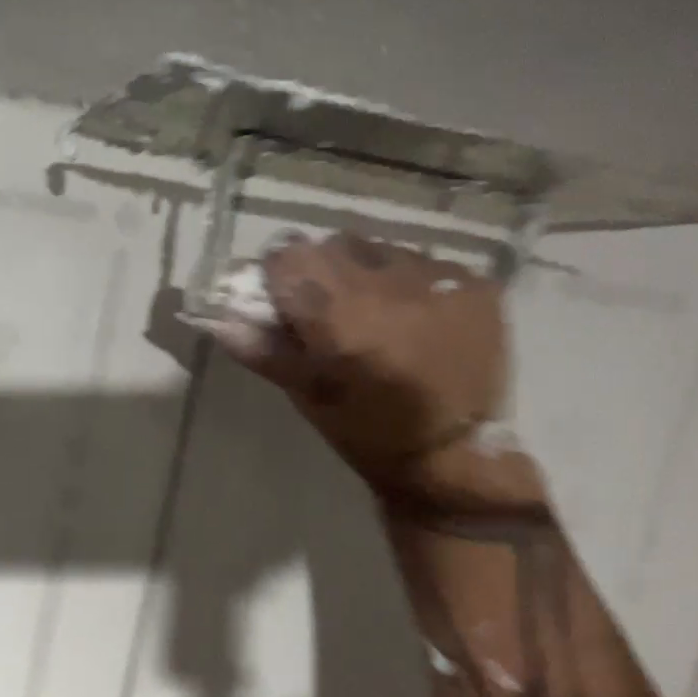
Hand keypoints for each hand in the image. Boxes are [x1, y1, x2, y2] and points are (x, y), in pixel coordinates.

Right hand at [201, 231, 548, 514]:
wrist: (451, 451)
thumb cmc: (362, 429)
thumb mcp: (303, 393)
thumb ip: (262, 350)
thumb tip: (220, 317)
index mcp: (339, 316)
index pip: (291, 255)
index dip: (279, 273)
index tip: (281, 296)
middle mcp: (389, 285)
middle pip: (334, 245)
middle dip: (322, 270)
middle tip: (327, 308)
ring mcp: (438, 280)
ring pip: (381, 249)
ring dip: (368, 272)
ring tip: (376, 312)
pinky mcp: (476, 284)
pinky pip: (427, 264)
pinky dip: (412, 284)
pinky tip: (417, 319)